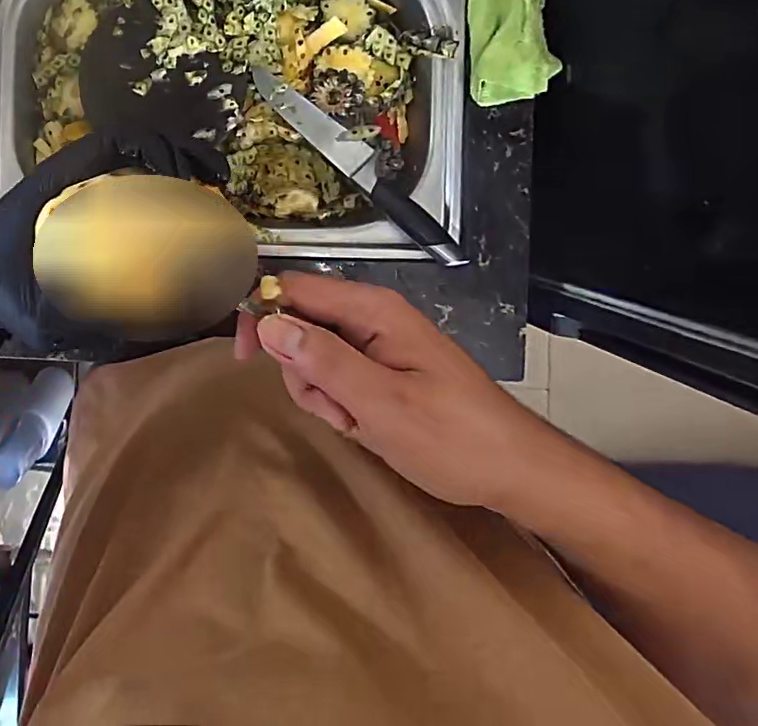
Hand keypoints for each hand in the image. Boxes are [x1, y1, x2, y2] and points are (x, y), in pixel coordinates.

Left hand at [0, 131, 226, 353]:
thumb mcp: (33, 310)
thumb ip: (79, 318)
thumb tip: (142, 320)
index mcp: (60, 184)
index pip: (118, 144)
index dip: (160, 149)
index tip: (190, 177)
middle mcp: (73, 180)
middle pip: (137, 149)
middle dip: (182, 159)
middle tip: (218, 185)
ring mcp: (79, 195)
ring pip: (135, 170)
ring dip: (175, 177)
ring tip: (211, 200)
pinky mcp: (82, 213)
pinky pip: (127, 196)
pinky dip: (158, 202)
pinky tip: (179, 228)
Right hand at [235, 271, 531, 507]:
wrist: (514, 470)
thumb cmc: (455, 438)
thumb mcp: (382, 404)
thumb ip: (323, 360)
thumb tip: (268, 324)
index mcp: (373, 309)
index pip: (293, 288)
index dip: (261, 314)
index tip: (243, 356)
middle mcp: (372, 315)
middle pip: (300, 321)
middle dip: (300, 368)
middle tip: (333, 408)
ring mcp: (377, 340)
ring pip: (312, 351)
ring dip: (319, 390)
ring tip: (355, 421)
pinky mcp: (381, 364)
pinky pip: (335, 371)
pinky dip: (336, 400)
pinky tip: (362, 423)